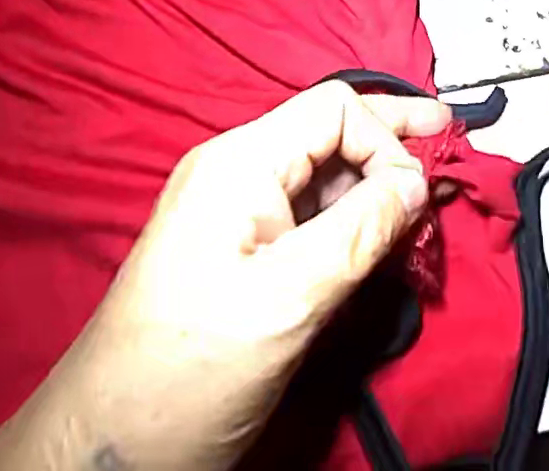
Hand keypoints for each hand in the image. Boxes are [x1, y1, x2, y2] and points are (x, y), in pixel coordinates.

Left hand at [0, 81, 448, 470]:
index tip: (418, 195)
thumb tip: (417, 182)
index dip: (385, 140)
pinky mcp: (241, 243)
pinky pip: (309, 209)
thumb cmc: (185, 375)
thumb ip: (359, 232)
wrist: (101, 452)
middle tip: (448, 132)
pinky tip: (386, 224)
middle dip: (391, 134)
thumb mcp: (285, 302)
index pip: (333, 111)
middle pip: (329, 130)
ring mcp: (236, 206)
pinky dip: (353, 212)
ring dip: (377, 179)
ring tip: (428, 188)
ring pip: (323, 171)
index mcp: (240, 163)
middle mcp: (237, 169)